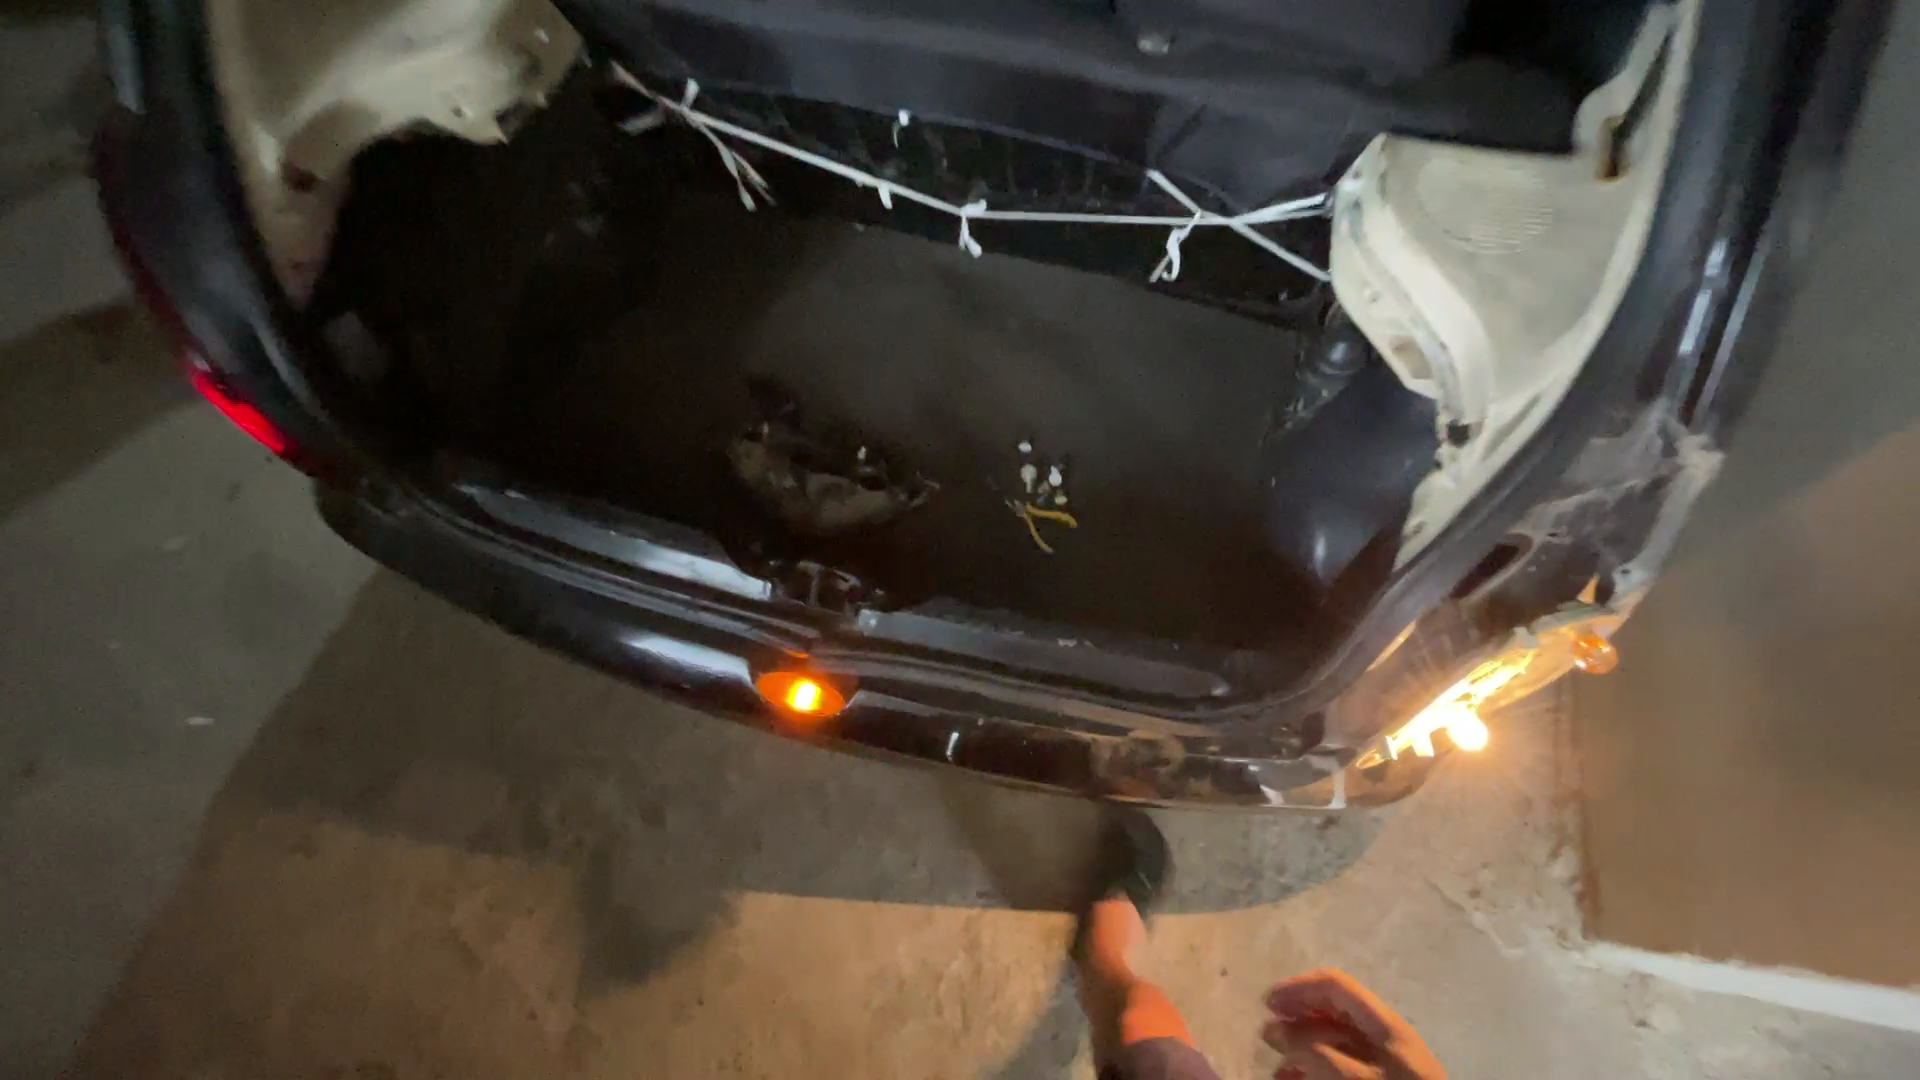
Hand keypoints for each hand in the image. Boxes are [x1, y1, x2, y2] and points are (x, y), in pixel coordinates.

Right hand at [1263, 969, 1445, 1079]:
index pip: (1334, 985)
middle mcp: (1384, 1038)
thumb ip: (1319, 1054)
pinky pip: (1341, 1071)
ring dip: (1301, 1052)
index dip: (1297, 988)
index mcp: (1385, 1025)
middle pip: (1331, 1013)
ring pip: (1333, 1044)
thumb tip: (1277, 1032)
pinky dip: (1315, 1073)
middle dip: (1295, 1022)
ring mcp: (1385, 1066)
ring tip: (1277, 1071)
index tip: (1267, 1005)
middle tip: (1266, 1037)